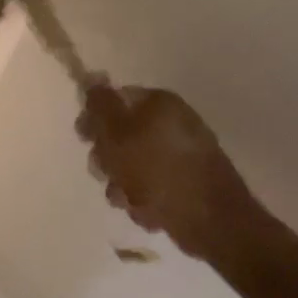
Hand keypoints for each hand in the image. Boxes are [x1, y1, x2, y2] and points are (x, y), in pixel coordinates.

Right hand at [76, 85, 258, 261]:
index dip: (94, 120)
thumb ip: (101, 105)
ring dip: (121, 183)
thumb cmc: (159, 172)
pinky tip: (147, 211)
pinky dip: (144, 198)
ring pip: (131, 164)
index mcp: (159, 103)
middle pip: (120, 135)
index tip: (86, 141)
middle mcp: (172, 123)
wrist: (212, 221)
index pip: (113, 100)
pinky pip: (151, 185)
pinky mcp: (186, 182)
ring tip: (129, 199)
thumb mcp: (119, 134)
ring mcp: (181, 154)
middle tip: (109, 173)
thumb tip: (92, 76)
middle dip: (107, 159)